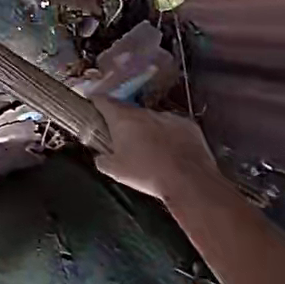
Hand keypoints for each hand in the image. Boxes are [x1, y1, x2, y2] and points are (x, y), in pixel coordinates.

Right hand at [89, 100, 219, 201]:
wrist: (190, 182)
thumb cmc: (147, 174)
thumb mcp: (116, 171)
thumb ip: (103, 159)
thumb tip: (101, 156)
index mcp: (122, 119)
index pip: (104, 101)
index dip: (97, 102)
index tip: (94, 105)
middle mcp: (144, 112)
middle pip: (128, 111)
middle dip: (124, 121)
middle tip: (123, 137)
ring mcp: (168, 117)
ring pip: (151, 118)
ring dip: (147, 128)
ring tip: (151, 147)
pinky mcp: (188, 125)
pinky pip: (172, 125)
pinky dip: (169, 133)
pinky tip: (171, 149)